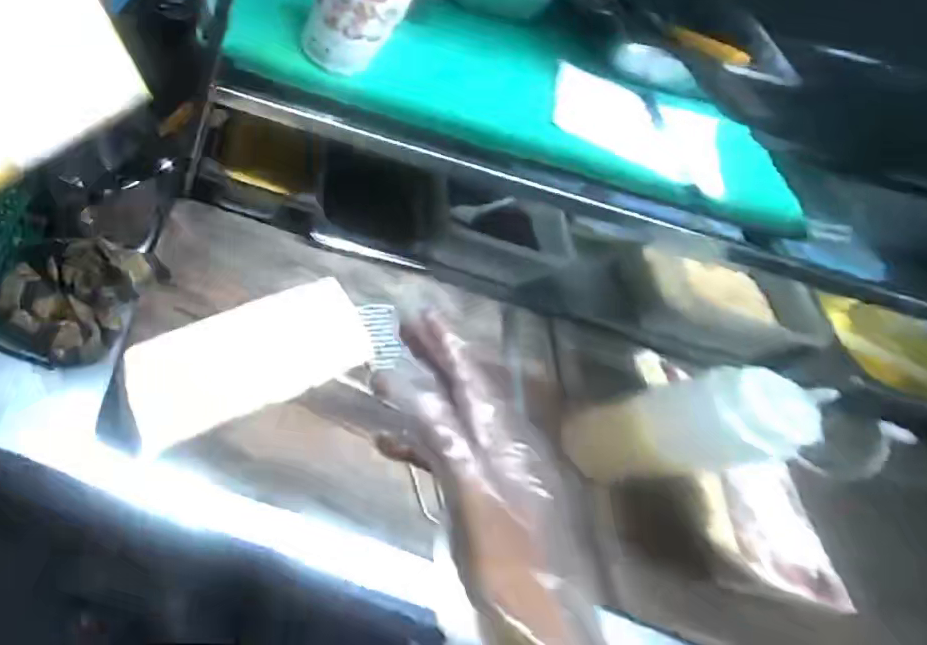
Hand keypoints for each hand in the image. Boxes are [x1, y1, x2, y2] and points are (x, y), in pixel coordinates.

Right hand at [375, 311, 599, 644]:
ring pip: (453, 423)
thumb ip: (446, 442)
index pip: (474, 383)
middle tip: (404, 328)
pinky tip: (389, 445)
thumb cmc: (510, 565)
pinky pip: (446, 458)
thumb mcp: (475, 499)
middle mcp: (504, 452)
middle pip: (466, 394)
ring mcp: (495, 478)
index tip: (422, 313)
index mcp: (506, 446)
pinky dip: (418, 444)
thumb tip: (411, 389)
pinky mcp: (483, 503)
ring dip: (421, 399)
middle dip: (436, 360)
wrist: (543, 634)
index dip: (448, 346)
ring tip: (383, 380)